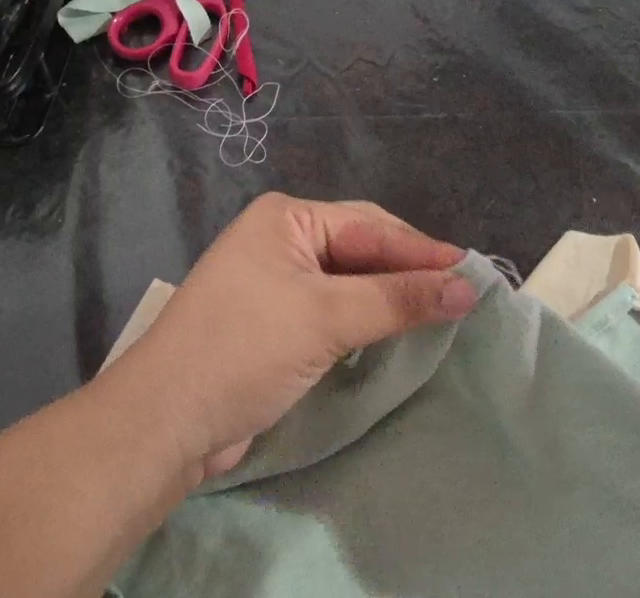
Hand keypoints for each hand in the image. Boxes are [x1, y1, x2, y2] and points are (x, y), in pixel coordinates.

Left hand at [103, 195, 477, 480]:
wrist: (165, 421)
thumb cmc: (244, 349)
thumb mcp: (325, 318)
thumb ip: (397, 299)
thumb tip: (468, 288)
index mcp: (285, 218)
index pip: (370, 226)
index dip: (422, 251)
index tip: (474, 275)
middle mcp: (280, 242)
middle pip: (361, 250)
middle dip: (407, 272)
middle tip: (461, 297)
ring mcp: (274, 284)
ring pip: (349, 283)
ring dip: (388, 299)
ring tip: (438, 315)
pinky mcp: (273, 325)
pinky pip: (333, 312)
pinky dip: (365, 322)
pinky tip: (392, 335)